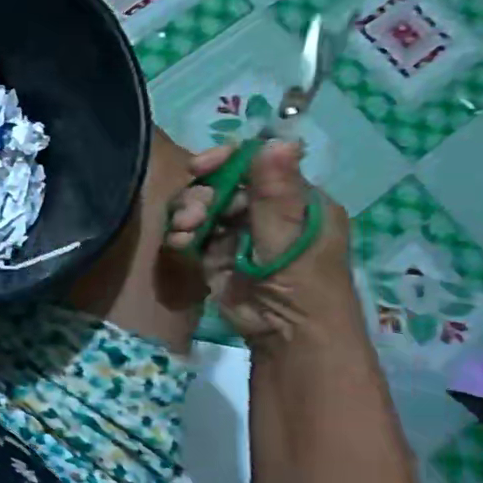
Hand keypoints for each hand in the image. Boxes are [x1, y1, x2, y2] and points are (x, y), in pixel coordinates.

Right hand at [163, 140, 361, 349]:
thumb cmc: (303, 286)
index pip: (258, 165)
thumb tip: (279, 139)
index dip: (228, 161)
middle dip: (202, 195)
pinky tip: (179, 243)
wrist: (288, 342)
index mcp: (297, 201)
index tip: (200, 167)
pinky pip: (196, 234)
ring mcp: (242, 234)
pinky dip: (184, 234)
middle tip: (191, 213)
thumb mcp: (288, 237)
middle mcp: (269, 212)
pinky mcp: (220, 256)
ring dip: (189, 214)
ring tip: (183, 231)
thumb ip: (275, 192)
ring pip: (206, 208)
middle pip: (225, 185)